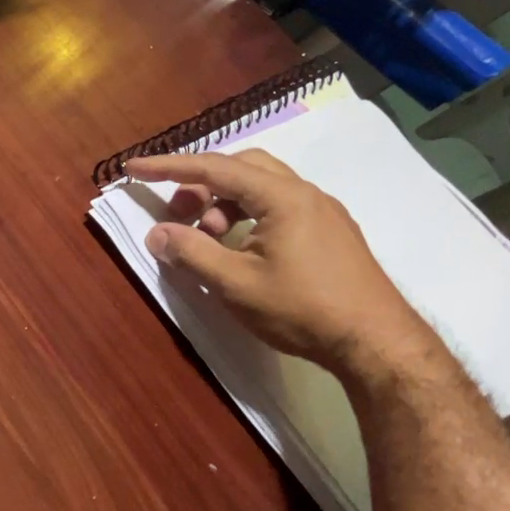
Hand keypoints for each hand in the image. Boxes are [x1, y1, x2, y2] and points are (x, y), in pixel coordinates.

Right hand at [124, 150, 439, 373]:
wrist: (376, 343)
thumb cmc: (302, 309)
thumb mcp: (234, 283)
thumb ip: (191, 252)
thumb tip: (157, 233)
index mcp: (283, 198)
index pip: (215, 168)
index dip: (168, 167)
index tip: (133, 168)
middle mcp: (305, 195)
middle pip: (241, 167)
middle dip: (199, 182)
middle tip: (177, 213)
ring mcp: (321, 213)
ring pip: (259, 186)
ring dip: (221, 202)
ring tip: (205, 239)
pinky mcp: (328, 232)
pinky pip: (275, 206)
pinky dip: (243, 214)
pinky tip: (234, 248)